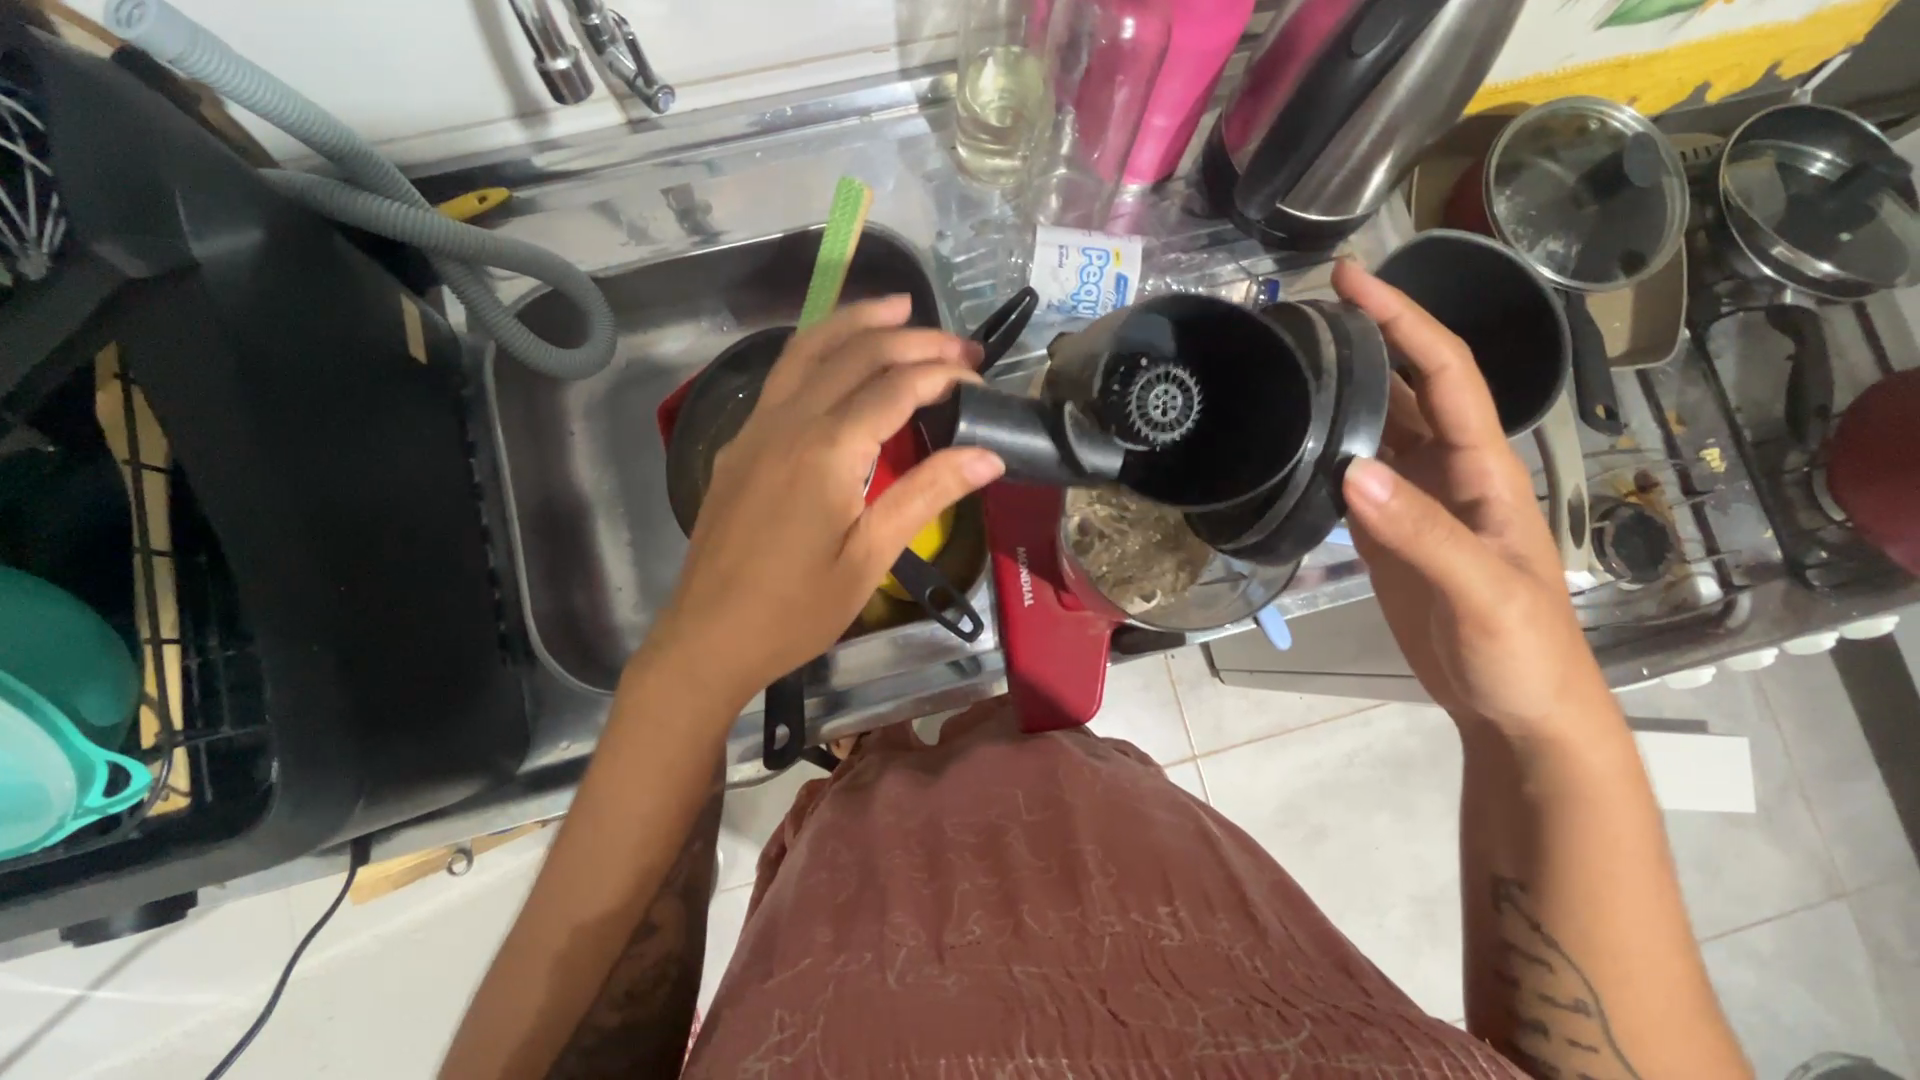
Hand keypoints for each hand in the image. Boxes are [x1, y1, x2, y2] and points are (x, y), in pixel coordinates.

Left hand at [645, 296, 1005, 705]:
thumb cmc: (796, 609)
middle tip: (959, 344)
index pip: (895, 386)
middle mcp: (789, 422)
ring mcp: (756, 428)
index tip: (978, 377)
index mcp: (827, 450)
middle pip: (854, 354)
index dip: (941, 373)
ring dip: (856, 323)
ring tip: (898, 307)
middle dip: (911, 338)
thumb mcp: (870, 558)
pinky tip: (838, 358)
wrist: (708, 636)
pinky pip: (783, 376)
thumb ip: (927, 495)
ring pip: (808, 351)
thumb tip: (989, 455)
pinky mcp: (740, 444)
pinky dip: (819, 350)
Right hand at [1332, 263, 1610, 735]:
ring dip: (1344, 392)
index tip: (1351, 279)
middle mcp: (1450, 473)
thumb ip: (1423, 531)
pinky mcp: (1391, 538)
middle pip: (1408, 389)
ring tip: (1289, 363)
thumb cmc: (1523, 651)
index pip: (1444, 374)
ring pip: (1379, 429)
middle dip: (1367, 340)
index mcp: (1483, 470)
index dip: (1403, 320)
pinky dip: (1328, 452)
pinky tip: (1294, 443)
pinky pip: (1357, 480)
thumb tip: (1352, 469)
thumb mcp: (1484, 592)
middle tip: (1302, 312)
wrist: (1518, 711)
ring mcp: (1419, 506)